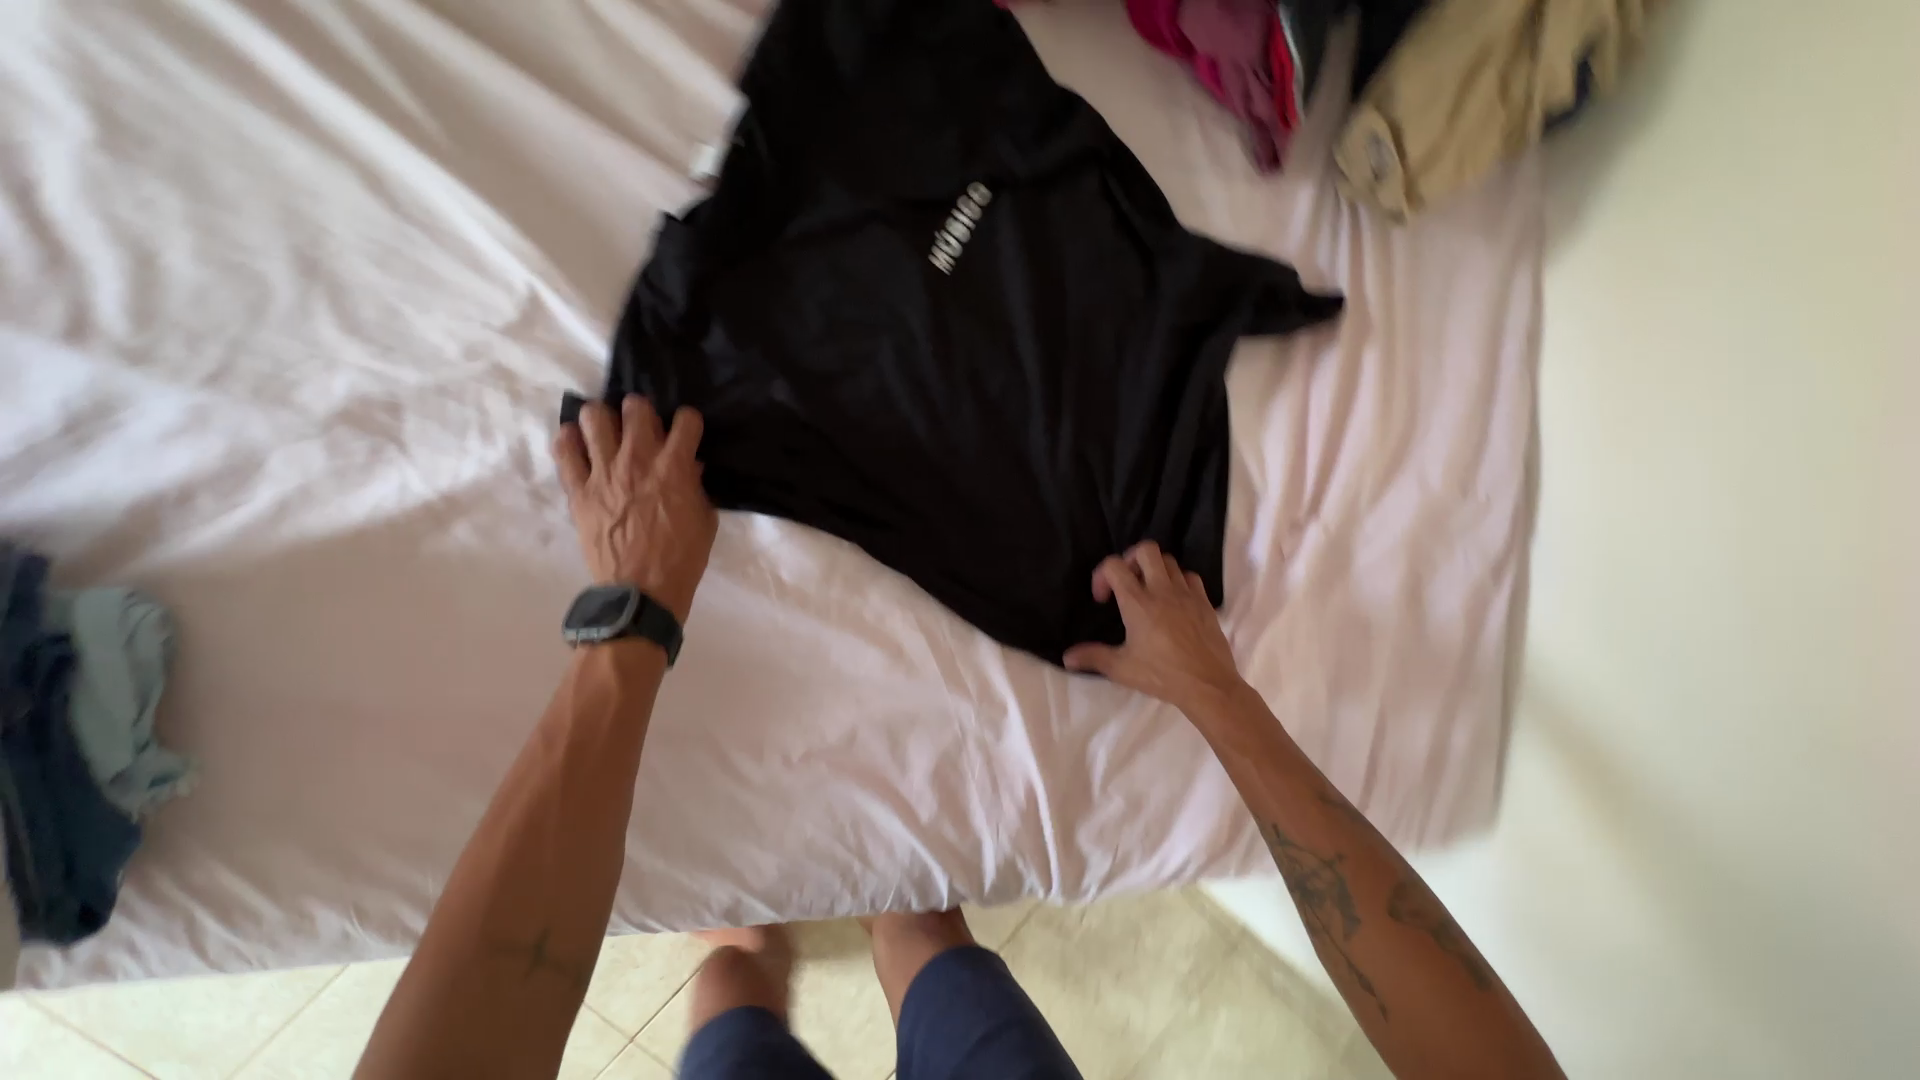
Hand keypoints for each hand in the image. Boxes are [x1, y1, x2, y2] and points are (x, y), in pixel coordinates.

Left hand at [553, 395, 717, 621]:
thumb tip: (690, 469)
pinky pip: (565, 451)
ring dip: (603, 419)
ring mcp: (604, 472)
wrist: (643, 591)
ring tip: (606, 432)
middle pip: (635, 408)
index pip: (685, 421)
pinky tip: (576, 443)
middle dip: (642, 412)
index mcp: (675, 467)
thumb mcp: (705, 521)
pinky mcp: (579, 490)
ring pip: (594, 418)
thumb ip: (696, 488)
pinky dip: (569, 441)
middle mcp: (638, 460)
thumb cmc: (682, 558)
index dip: (688, 422)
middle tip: (642, 427)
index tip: (685, 432)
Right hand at [1063, 542, 1247, 716]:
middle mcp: (1162, 590)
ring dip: (1154, 569)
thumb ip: (1093, 657)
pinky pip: (1190, 577)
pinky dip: (1178, 581)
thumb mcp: (1122, 669)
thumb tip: (1067, 658)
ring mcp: (1186, 594)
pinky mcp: (1204, 602)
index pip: (1114, 566)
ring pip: (1169, 561)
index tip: (1103, 599)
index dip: (1101, 575)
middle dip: (1130, 559)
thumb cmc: (1162, 675)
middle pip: (1146, 550)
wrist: (1208, 686)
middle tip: (1126, 581)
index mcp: (1138, 603)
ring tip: (1148, 591)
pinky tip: (1174, 600)